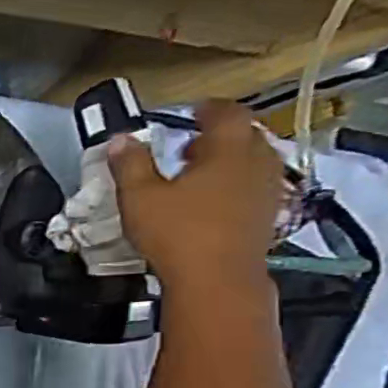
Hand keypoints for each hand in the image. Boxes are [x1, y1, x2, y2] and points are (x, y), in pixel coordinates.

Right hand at [111, 99, 283, 291]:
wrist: (216, 278)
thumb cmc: (176, 232)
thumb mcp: (139, 197)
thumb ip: (130, 165)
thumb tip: (120, 139)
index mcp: (228, 151)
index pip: (227, 115)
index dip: (210, 109)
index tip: (193, 110)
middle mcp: (256, 163)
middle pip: (245, 136)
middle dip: (219, 136)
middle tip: (191, 145)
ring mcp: (267, 190)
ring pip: (253, 161)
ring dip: (229, 161)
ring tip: (200, 173)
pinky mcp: (267, 215)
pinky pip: (255, 186)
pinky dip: (236, 183)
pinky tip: (213, 200)